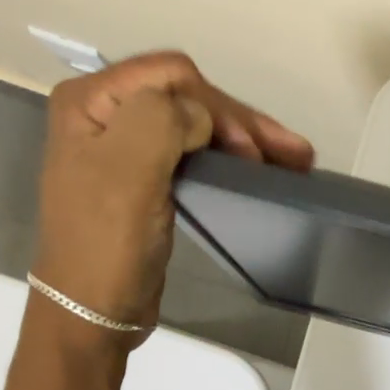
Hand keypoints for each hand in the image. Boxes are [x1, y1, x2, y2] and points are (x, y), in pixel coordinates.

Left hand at [31, 52, 312, 344]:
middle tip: (297, 154)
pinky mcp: (147, 182)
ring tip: (296, 161)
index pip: (172, 77)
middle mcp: (106, 116)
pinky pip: (196, 156)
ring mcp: (127, 150)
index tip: (254, 155)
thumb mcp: (129, 172)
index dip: (219, 108)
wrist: (93, 312)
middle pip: (187, 99)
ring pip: (197, 127)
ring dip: (246, 141)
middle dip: (243, 123)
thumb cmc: (107, 246)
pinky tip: (261, 172)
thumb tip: (202, 117)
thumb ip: (164, 122)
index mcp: (92, 102)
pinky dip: (230, 161)